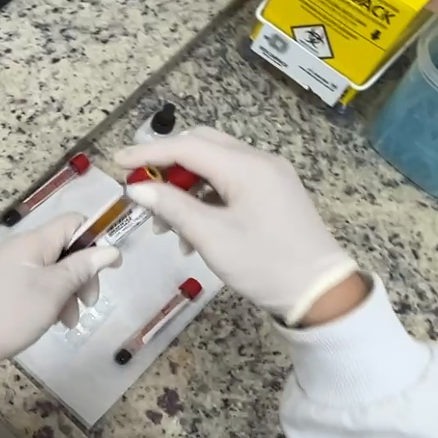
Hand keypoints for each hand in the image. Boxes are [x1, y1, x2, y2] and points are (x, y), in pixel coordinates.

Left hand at [0, 213, 120, 407]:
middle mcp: (20, 246)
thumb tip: (111, 249)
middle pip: (64, 248)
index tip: (110, 270)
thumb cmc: (12, 313)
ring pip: (51, 270)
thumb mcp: (54, 291)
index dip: (96, 239)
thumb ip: (82, 267)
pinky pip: (35, 283)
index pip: (73, 222)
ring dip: (68, 292)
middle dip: (82, 274)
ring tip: (68, 321)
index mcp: (33, 241)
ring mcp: (8, 265)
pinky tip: (52, 321)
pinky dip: (50, 298)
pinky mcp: (0, 284)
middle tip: (89, 303)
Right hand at [114, 128, 361, 325]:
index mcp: (245, 167)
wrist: (320, 292)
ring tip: (165, 224)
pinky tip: (192, 230)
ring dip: (184, 185)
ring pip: (214, 164)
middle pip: (201, 146)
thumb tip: (137, 188)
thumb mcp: (211, 237)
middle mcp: (259, 161)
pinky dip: (204, 197)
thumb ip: (171, 207)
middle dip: (167, 164)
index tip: (117, 162)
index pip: (186, 147)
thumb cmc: (263, 263)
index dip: (148, 153)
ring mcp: (269, 176)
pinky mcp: (272, 192)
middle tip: (141, 187)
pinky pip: (229, 181)